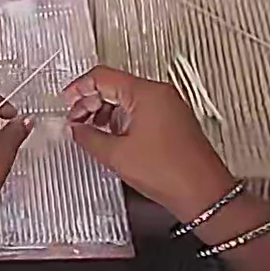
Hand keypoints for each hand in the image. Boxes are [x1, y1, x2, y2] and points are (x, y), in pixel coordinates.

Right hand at [62, 66, 233, 220]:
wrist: (203, 193)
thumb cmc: (169, 172)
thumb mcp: (116, 154)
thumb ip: (88, 136)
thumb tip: (75, 128)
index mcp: (146, 93)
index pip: (102, 77)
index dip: (79, 89)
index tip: (66, 102)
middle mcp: (159, 93)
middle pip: (114, 85)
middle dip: (89, 101)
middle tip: (75, 121)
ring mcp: (168, 105)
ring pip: (125, 97)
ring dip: (103, 111)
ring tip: (89, 131)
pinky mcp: (171, 119)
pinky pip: (138, 109)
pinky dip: (120, 118)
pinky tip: (110, 136)